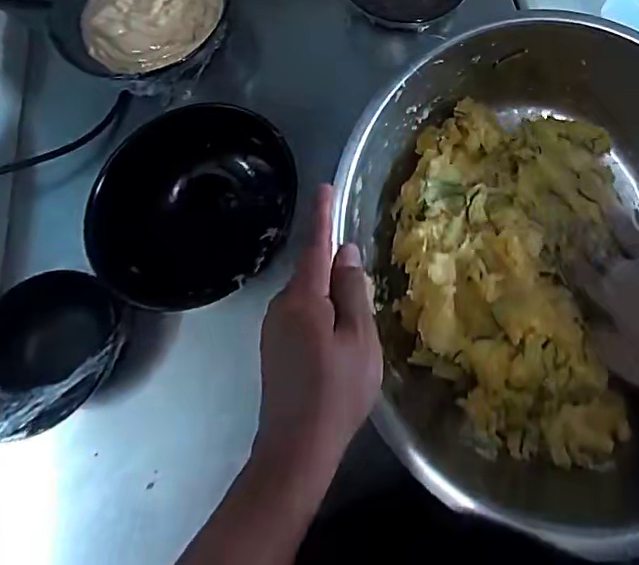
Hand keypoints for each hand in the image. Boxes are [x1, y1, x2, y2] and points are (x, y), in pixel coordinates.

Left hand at [252, 184, 381, 485]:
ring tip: (355, 336)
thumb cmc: (336, 391)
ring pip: (309, 296)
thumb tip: (347, 254)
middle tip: (365, 304)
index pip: (316, 246)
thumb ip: (353, 290)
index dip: (323, 215)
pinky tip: (337, 348)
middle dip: (337, 273)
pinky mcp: (274, 347)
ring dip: (331, 300)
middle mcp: (282, 305)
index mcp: (304, 298)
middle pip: (314, 273)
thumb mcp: (360, 338)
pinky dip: (322, 316)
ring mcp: (274, 328)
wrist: (295, 451)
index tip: (325, 187)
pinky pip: (302, 315)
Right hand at [571, 207, 638, 436]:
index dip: (572, 262)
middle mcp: (630, 274)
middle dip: (589, 238)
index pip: (584, 276)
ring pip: (634, 240)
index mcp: (611, 295)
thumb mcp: (620, 358)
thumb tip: (585, 320)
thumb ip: (599, 337)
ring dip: (621, 225)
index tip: (561, 248)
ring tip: (611, 208)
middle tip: (577, 221)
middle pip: (605, 253)